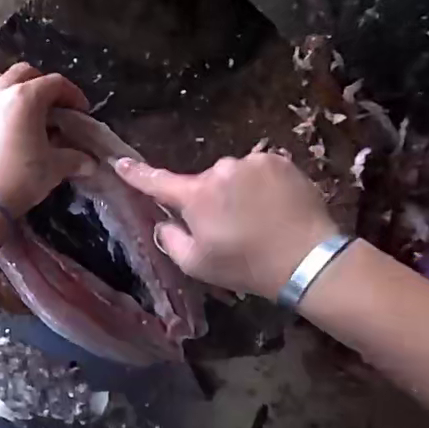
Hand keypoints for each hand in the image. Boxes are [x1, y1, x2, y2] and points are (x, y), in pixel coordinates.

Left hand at [0, 63, 92, 217]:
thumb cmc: (21, 180)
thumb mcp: (55, 168)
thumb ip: (74, 159)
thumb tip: (87, 161)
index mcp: (25, 98)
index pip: (55, 84)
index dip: (71, 94)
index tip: (79, 111)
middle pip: (20, 73)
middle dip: (38, 83)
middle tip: (48, 105)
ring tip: (0, 94)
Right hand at [116, 152, 339, 297]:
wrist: (309, 260)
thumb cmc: (246, 265)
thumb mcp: (196, 264)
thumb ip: (170, 239)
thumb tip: (165, 222)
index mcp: (196, 195)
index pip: (156, 181)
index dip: (135, 173)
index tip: (119, 162)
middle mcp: (221, 170)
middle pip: (202, 182)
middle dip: (208, 200)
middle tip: (226, 228)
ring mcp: (253, 163)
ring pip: (232, 176)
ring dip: (236, 192)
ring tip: (256, 220)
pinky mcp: (280, 162)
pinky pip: (257, 172)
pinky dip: (260, 187)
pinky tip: (272, 209)